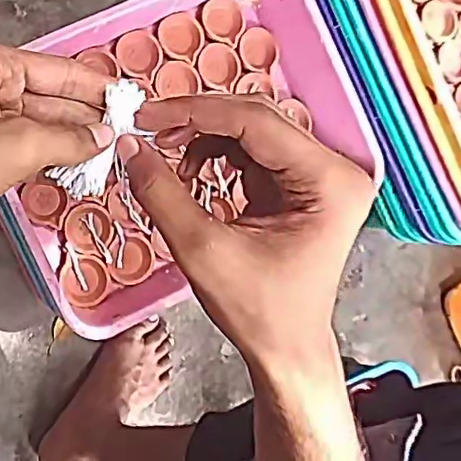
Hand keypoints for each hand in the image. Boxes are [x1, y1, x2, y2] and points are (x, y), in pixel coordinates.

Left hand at [0, 44, 113, 259]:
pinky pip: (15, 149)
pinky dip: (42, 158)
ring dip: (65, 141)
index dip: (95, 85)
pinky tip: (69, 169)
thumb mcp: (15, 146)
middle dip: (83, 116)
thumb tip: (103, 136)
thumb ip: (67, 138)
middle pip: (45, 96)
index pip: (56, 69)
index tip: (129, 100)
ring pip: (32, 126)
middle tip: (125, 134)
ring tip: (106, 155)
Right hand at [119, 95, 373, 377]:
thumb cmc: (258, 310)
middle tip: (149, 130)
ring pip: (248, 129)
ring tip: (167, 158)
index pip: (255, 121)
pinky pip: (248, 150)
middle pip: (254, 118)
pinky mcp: (296, 184)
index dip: (194, 113)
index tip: (146, 116)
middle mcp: (331, 169)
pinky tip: (190, 173)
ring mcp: (315, 175)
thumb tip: (130, 147)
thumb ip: (162, 192)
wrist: (285, 348)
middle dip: (195, 121)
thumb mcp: (201, 249)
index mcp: (327, 181)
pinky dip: (212, 153)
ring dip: (201, 136)